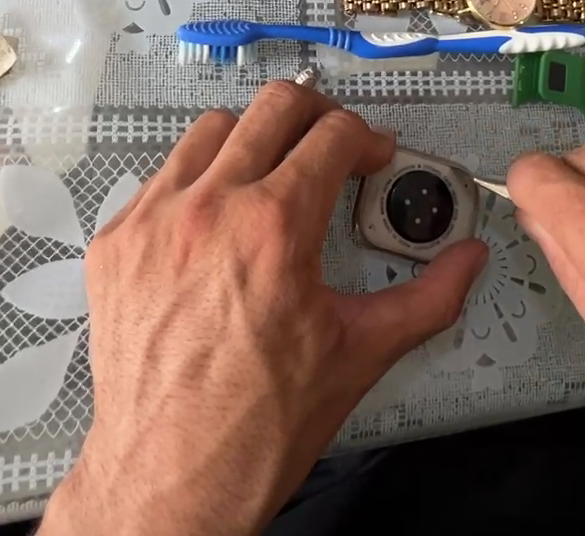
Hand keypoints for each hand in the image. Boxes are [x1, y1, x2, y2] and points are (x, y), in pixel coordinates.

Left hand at [42, 82, 488, 535]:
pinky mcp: (119, 241)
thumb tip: (465, 261)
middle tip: (331, 141)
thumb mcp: (360, 353)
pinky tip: (218, 214)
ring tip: (273, 170)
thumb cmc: (256, 426)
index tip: (370, 157)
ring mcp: (156, 220)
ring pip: (214, 127)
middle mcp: (211, 210)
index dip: (367, 137)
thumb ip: (429, 296)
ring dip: (255, 137)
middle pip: (275, 104)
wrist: (171, 479)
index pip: (334, 133)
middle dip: (318, 113)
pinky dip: (201, 177)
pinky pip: (164, 174)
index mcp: (275, 229)